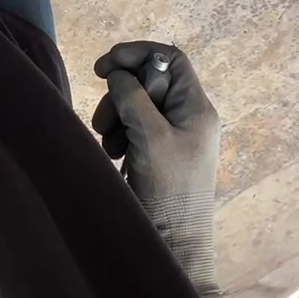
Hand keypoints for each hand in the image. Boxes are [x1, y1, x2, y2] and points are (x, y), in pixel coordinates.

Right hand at [93, 41, 223, 297]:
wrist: (174, 244)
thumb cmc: (170, 189)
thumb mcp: (150, 136)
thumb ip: (134, 97)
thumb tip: (118, 73)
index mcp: (195, 107)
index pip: (169, 58)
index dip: (137, 53)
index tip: (107, 66)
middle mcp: (186, 115)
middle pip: (147, 80)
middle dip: (120, 93)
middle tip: (104, 118)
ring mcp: (173, 133)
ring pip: (135, 102)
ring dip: (115, 115)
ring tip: (108, 141)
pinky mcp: (158, 150)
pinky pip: (133, 125)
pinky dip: (118, 132)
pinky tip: (114, 153)